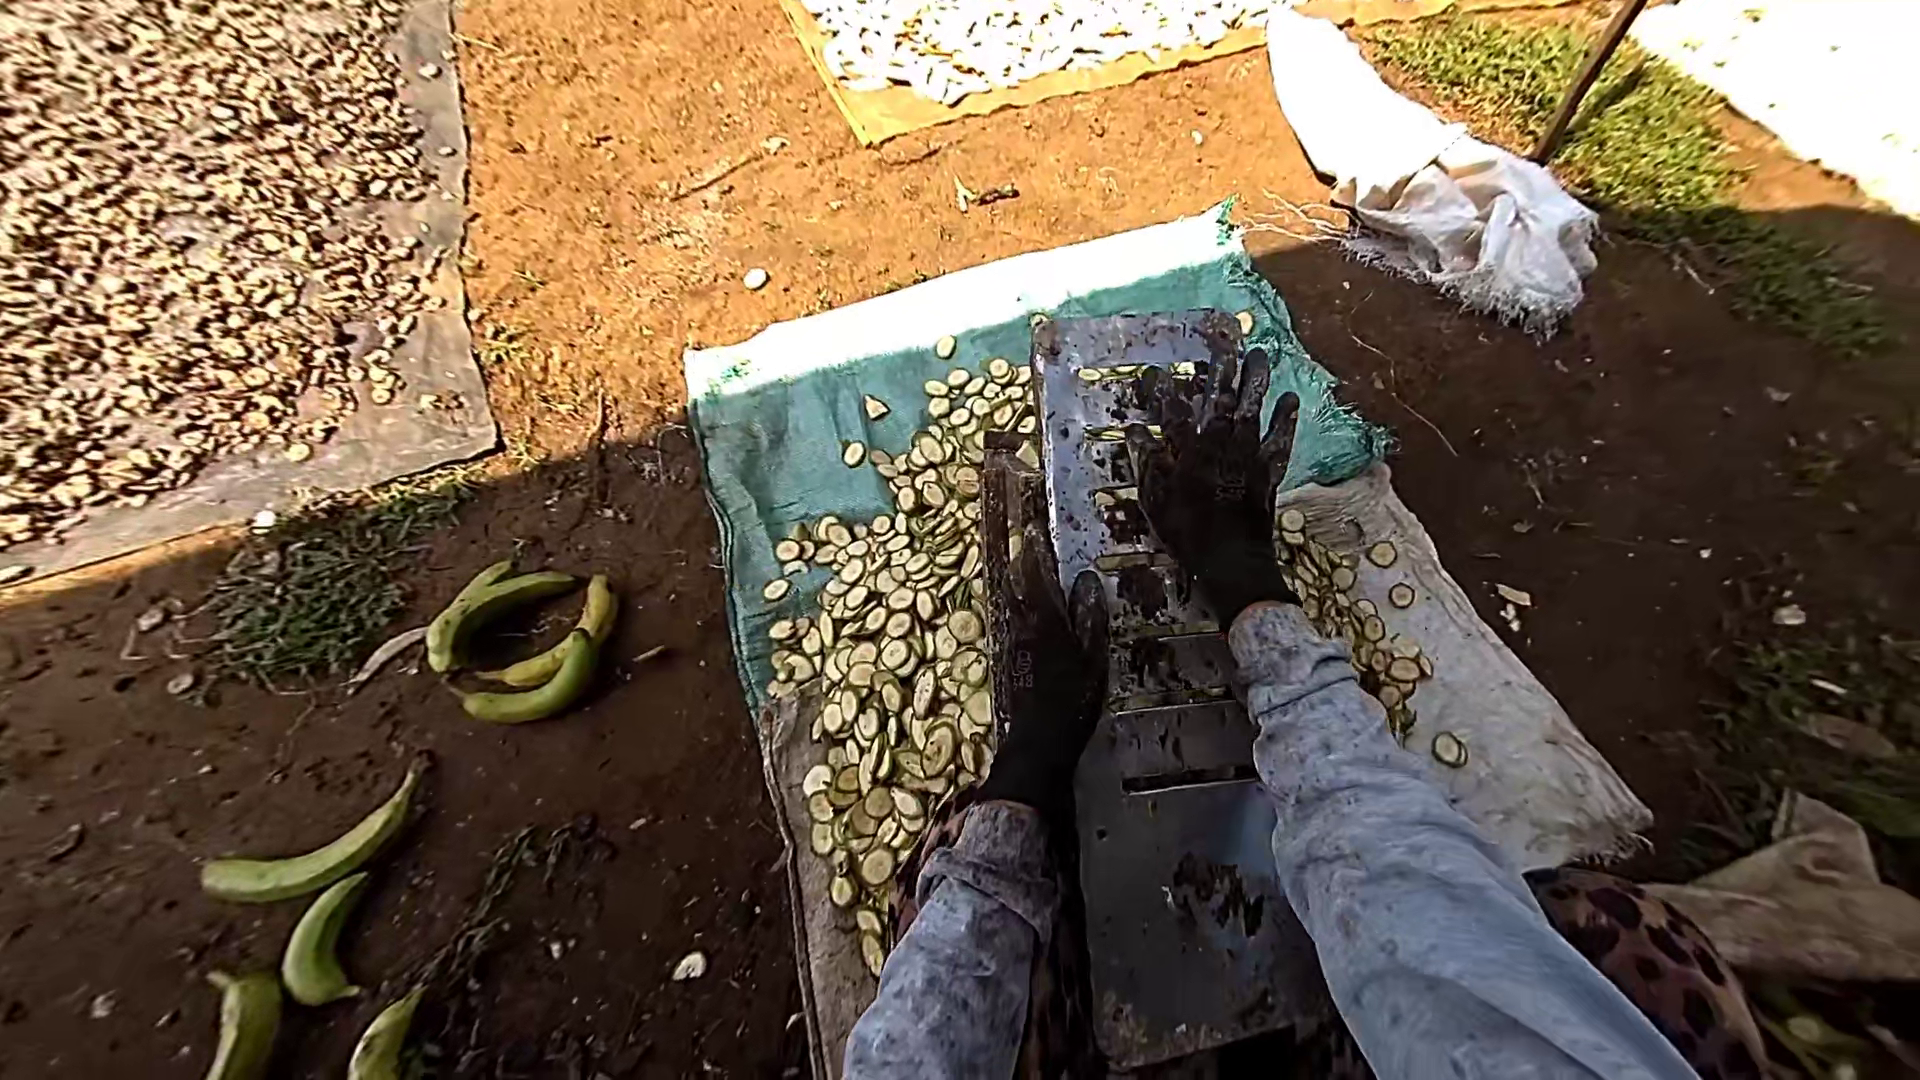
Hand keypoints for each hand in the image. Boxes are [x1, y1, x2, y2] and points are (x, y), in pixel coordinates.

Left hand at [977, 522, 1108, 830]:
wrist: (1039, 737)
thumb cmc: (1072, 699)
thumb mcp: (1092, 659)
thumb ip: (1089, 619)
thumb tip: (1087, 582)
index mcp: (1047, 623)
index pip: (1039, 578)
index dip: (1037, 553)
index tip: (1033, 531)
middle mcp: (1025, 627)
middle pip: (1019, 587)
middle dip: (1021, 563)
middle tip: (1024, 543)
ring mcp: (1014, 642)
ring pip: (1013, 603)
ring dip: (1017, 582)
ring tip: (1021, 566)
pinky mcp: (1010, 656)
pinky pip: (1013, 620)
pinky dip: (1017, 605)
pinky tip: (1022, 608)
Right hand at [1125, 347, 1300, 622]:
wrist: (1230, 558)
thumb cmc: (1186, 531)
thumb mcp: (1156, 500)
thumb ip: (1149, 464)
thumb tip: (1136, 433)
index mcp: (1188, 451)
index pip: (1172, 412)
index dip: (1163, 390)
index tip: (1156, 372)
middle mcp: (1219, 444)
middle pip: (1219, 400)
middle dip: (1220, 371)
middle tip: (1224, 346)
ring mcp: (1248, 454)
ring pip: (1252, 409)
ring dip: (1256, 381)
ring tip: (1261, 355)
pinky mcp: (1269, 469)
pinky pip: (1280, 439)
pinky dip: (1285, 419)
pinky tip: (1290, 400)